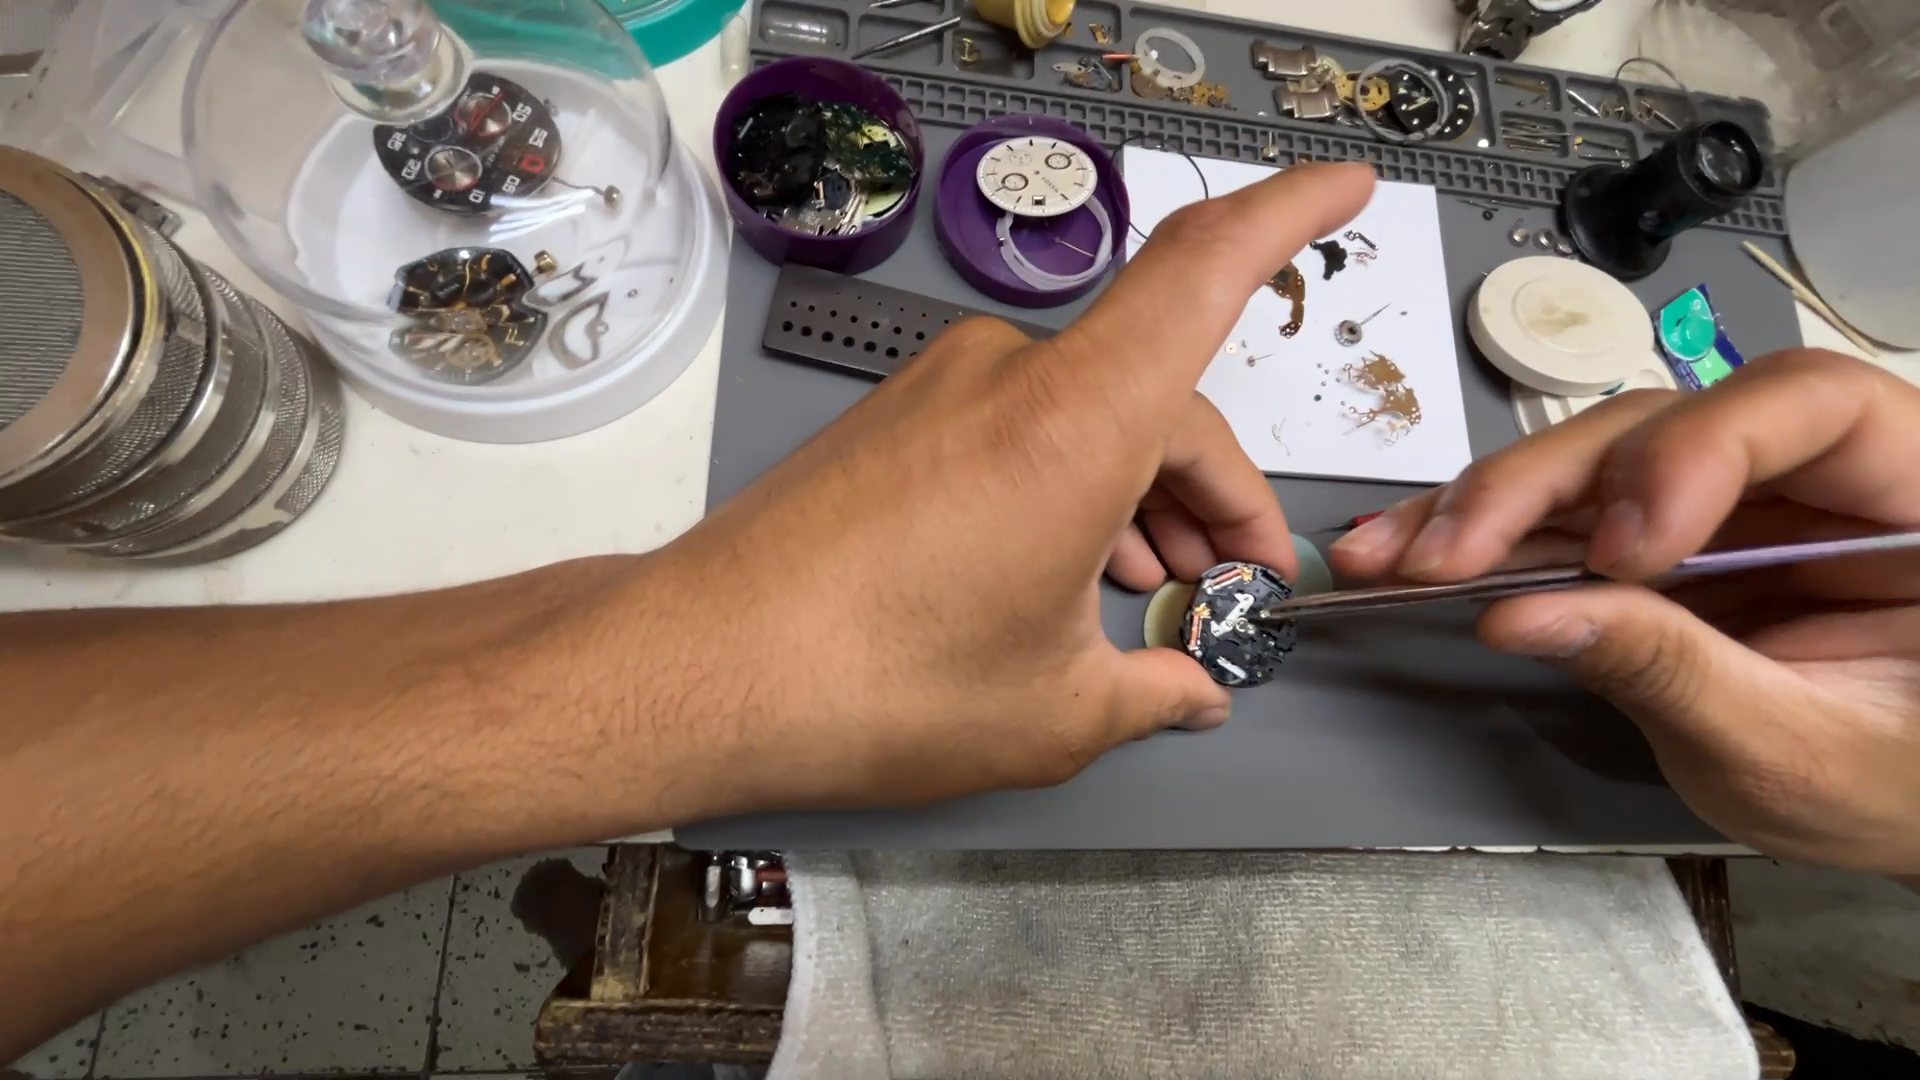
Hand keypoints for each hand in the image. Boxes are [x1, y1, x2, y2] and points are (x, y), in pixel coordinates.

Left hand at [637, 165, 1375, 813]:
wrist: (702, 669)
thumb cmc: (870, 684)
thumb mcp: (1052, 710)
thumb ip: (1151, 693)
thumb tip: (1193, 691)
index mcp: (1074, 421)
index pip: (1205, 266)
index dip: (1290, 214)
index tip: (1344, 188)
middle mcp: (1007, 377)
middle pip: (1159, 400)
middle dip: (1213, 495)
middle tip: (1227, 586)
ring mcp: (943, 390)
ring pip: (1089, 420)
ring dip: (1137, 498)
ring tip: (1148, 593)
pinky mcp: (901, 419)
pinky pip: (1020, 431)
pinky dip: (1066, 489)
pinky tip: (1064, 570)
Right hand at [1329, 351, 1919, 873]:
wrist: (1890, 801)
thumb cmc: (1899, 788)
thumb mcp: (1795, 753)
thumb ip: (1670, 673)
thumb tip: (1515, 619)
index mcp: (1915, 503)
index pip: (1801, 408)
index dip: (1689, 456)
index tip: (1616, 556)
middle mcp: (1796, 481)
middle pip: (1638, 430)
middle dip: (1522, 493)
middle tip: (1437, 559)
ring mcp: (1699, 505)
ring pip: (1563, 469)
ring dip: (1459, 514)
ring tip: (1379, 557)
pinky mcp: (1628, 536)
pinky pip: (1533, 519)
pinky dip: (1459, 540)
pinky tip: (1395, 555)